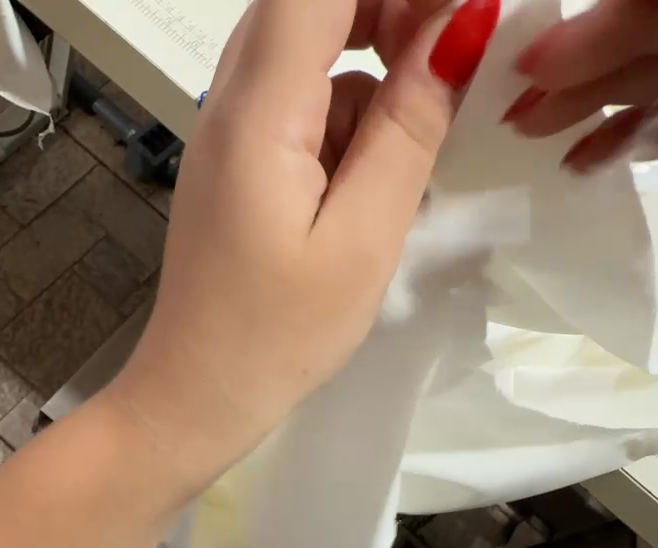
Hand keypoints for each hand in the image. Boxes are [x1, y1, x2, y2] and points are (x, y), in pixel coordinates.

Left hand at [103, 0, 483, 470]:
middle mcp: (229, 104)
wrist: (196, 398)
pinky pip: (297, 107)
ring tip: (414, 145)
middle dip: (392, 16)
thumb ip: (409, 128)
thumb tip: (461, 25)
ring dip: (373, 73)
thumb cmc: (274, 338)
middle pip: (311, 3)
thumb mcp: (362, 239)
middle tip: (452, 71)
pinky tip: (373, 181)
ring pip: (308, 54)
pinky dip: (346, 121)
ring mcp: (227, 136)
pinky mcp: (236, 168)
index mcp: (256, 112)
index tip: (459, 21)